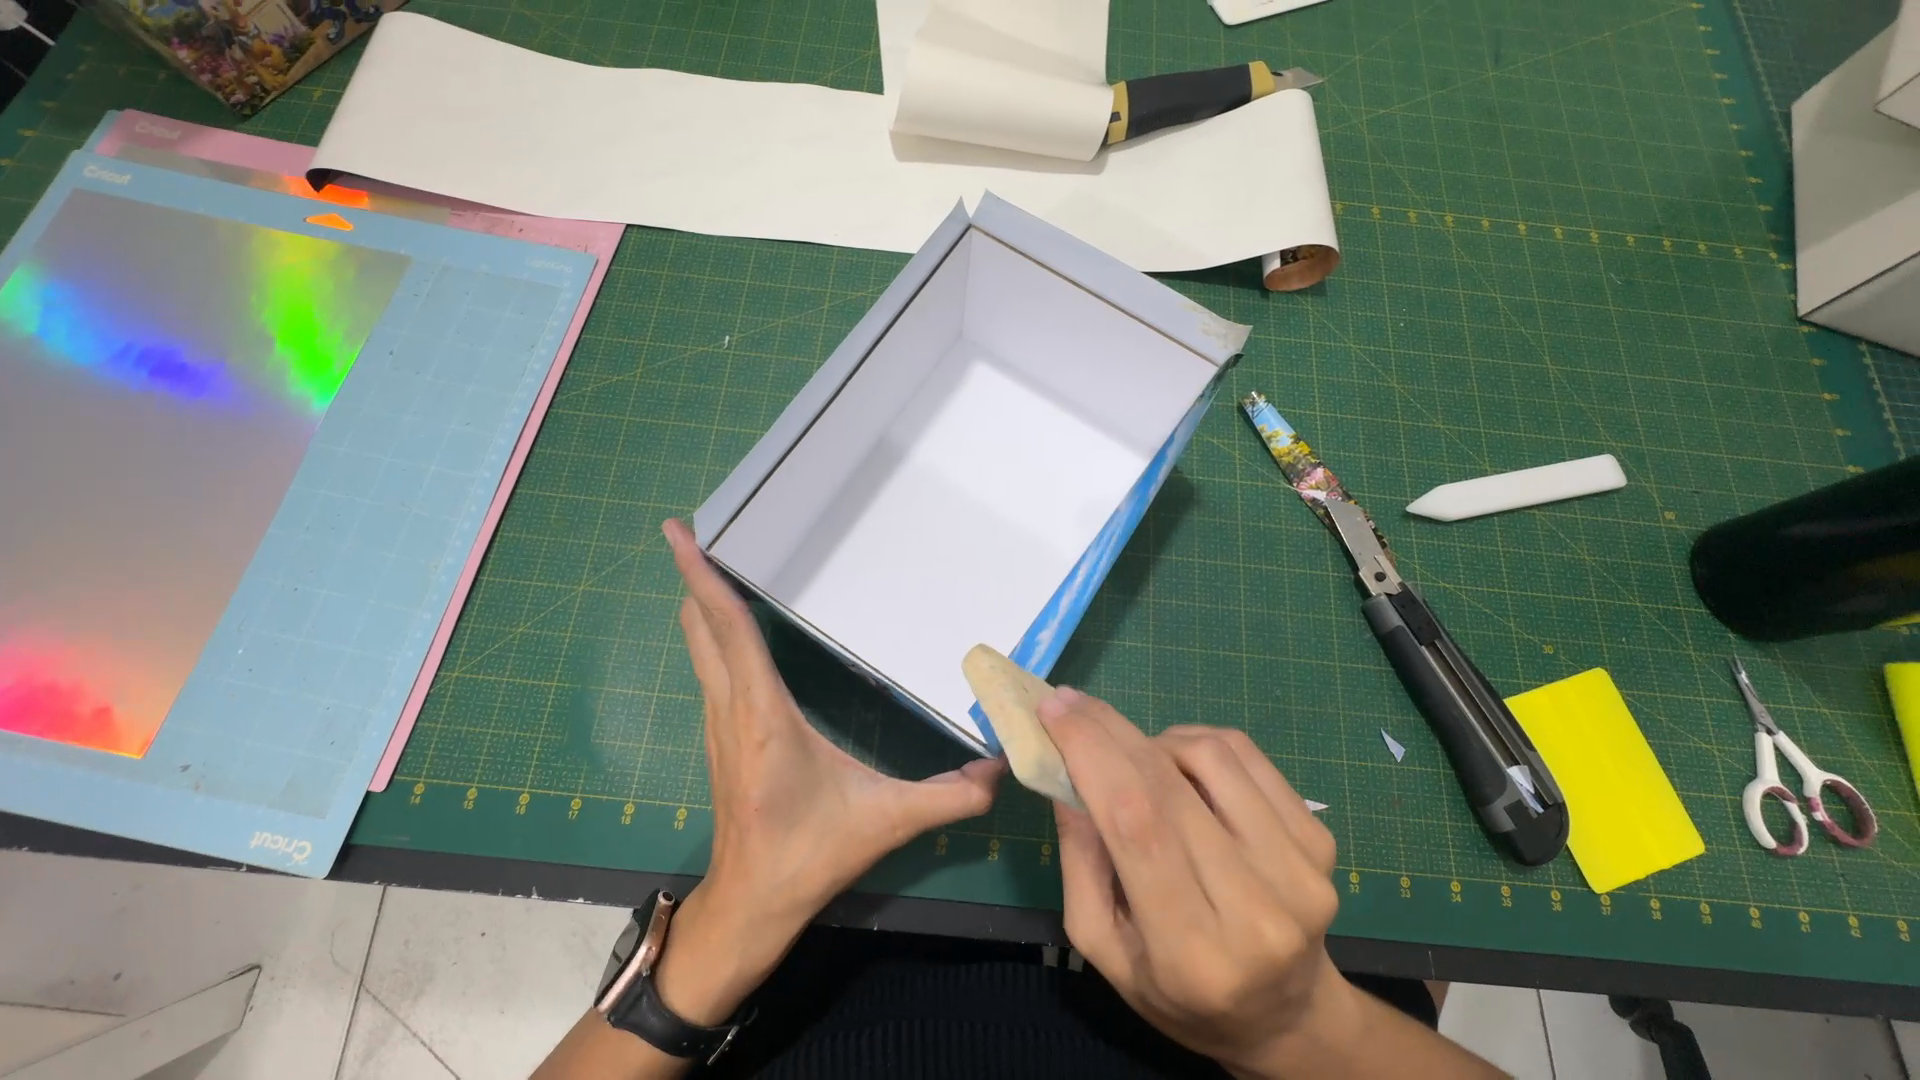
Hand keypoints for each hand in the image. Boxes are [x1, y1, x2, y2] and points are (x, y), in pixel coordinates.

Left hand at [652, 519, 1003, 1024]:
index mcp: (763, 714)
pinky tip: (727, 624)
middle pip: (702, 626)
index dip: (705, 578)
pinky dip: (711, 631)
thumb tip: (1001, 770)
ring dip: (701, 602)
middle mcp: (730, 707)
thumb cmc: (810, 854)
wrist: (752, 903)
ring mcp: (718, 721)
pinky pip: (709, 666)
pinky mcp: (719, 734)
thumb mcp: (886, 821)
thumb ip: (947, 796)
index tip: (680, 532)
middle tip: (697, 528)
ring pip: (700, 646)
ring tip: (710, 560)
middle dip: (694, 575)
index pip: (730, 630)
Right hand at [1040, 688, 1346, 1075]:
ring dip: (1155, 739)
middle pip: (1169, 786)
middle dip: (1109, 731)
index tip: (1053, 709)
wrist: (1285, 1014)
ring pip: (1211, 756)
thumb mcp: (1103, 946)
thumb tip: (1066, 775)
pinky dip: (1197, 743)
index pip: (1137, 826)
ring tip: (1135, 760)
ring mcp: (1298, 871)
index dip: (1092, 755)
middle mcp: (1256, 911)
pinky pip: (1246, 756)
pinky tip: (1178, 764)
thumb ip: (1080, 861)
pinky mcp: (1320, 840)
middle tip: (1070, 703)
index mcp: (1190, 951)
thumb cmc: (1177, 991)